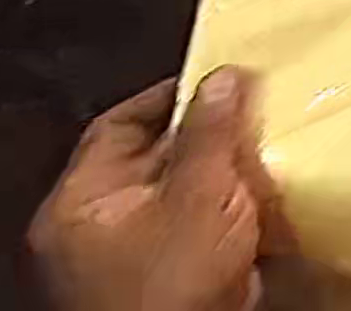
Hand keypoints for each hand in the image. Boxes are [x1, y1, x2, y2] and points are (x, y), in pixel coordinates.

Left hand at [30, 67, 288, 310]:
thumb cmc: (175, 275)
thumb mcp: (198, 193)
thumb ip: (210, 131)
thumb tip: (223, 76)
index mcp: (83, 201)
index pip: (120, 123)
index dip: (171, 93)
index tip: (223, 74)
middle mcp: (97, 220)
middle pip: (153, 149)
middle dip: (207, 123)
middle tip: (256, 100)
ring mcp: (131, 244)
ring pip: (180, 177)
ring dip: (223, 155)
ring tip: (267, 133)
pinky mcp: (167, 260)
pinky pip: (196, 205)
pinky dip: (227, 187)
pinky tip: (262, 175)